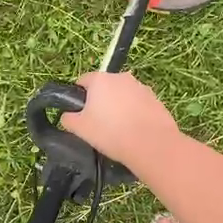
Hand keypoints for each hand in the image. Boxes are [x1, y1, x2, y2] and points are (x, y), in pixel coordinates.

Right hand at [62, 71, 178, 166]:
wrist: (151, 145)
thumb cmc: (110, 133)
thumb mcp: (79, 128)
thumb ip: (68, 118)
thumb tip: (67, 116)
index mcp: (100, 79)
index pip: (82, 81)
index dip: (78, 97)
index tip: (79, 114)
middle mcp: (121, 77)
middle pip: (104, 87)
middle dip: (100, 101)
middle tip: (97, 124)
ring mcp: (140, 87)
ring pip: (122, 95)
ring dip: (118, 107)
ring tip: (118, 130)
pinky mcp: (155, 99)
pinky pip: (138, 104)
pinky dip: (134, 113)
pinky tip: (134, 131)